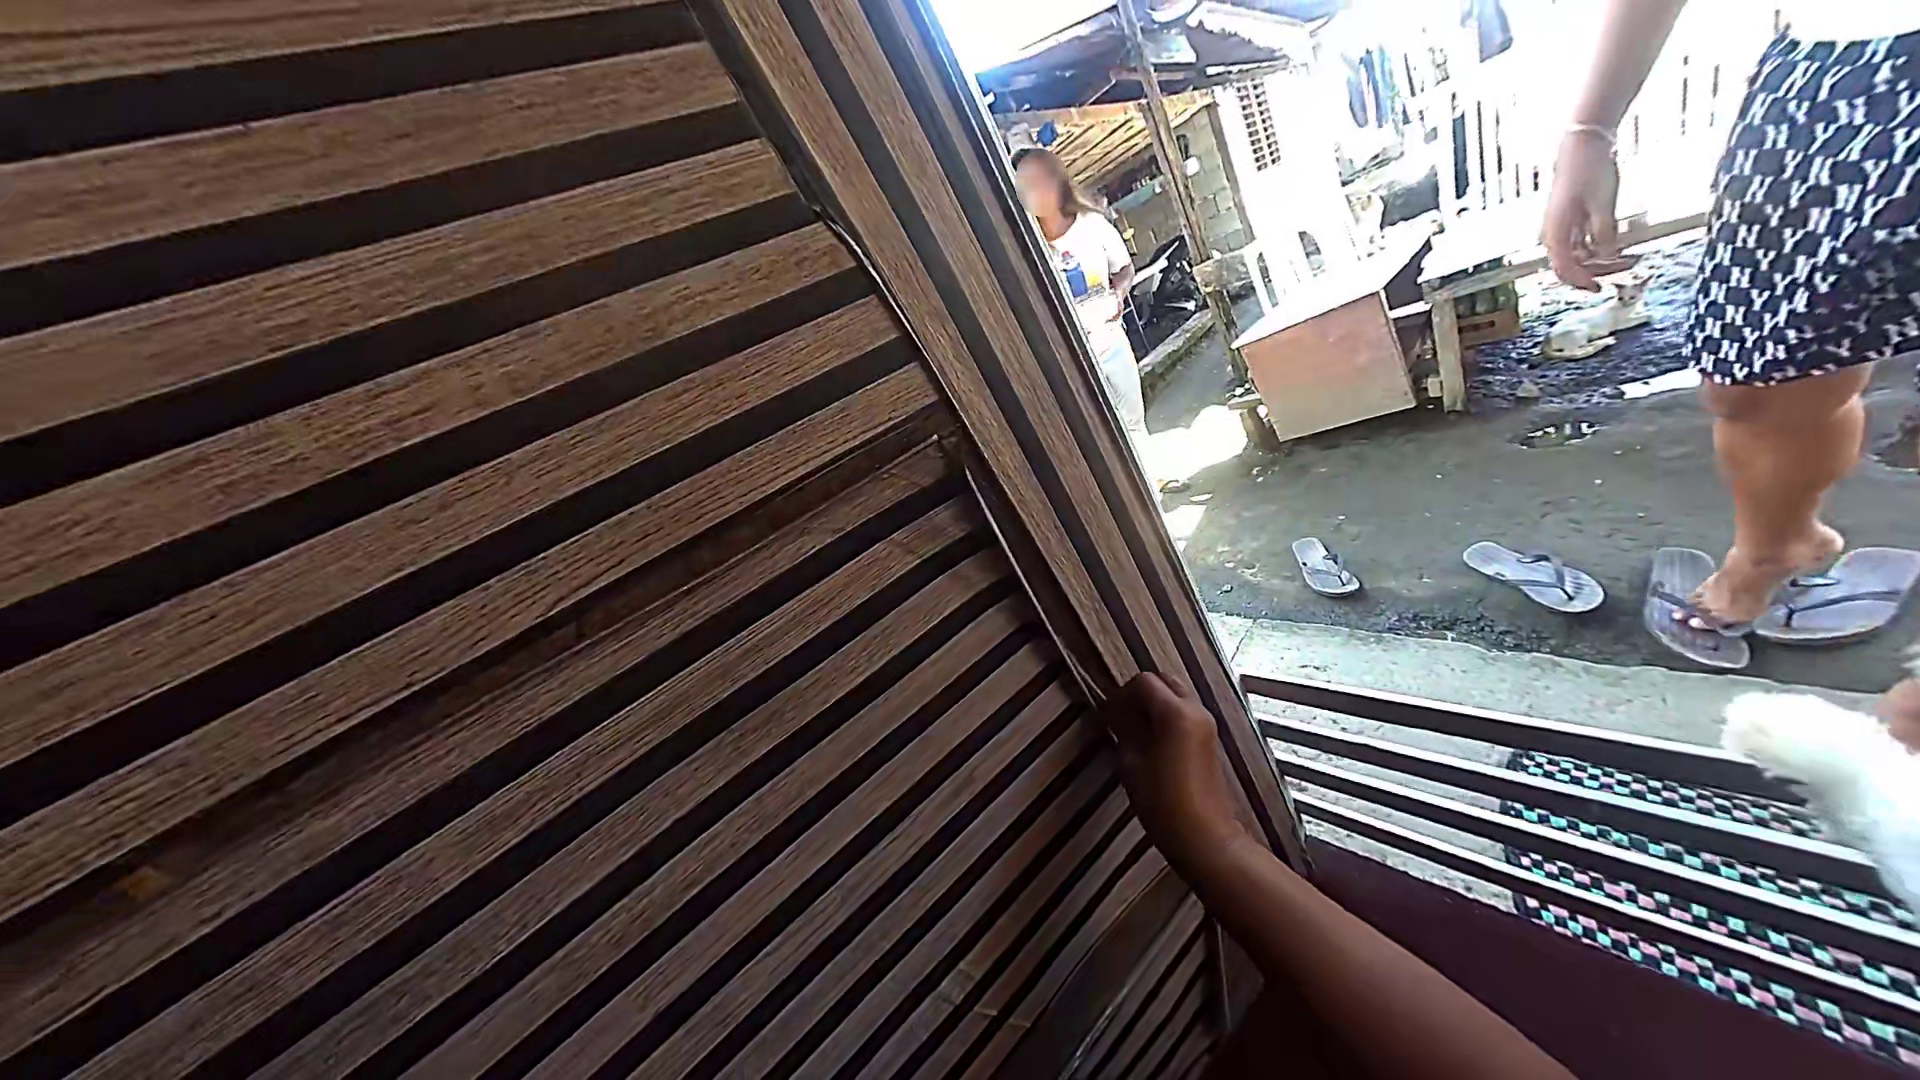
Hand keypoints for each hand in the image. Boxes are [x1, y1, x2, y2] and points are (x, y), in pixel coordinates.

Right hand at [1100, 674, 1250, 874]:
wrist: (1204, 837)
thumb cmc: (1162, 801)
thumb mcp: (1131, 762)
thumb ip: (1124, 728)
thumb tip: (1115, 711)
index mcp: (1175, 712)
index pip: (1144, 681)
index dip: (1122, 694)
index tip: (1108, 714)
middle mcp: (1195, 710)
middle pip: (1164, 681)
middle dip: (1140, 693)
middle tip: (1121, 717)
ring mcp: (1206, 724)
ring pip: (1176, 695)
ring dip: (1154, 704)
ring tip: (1135, 731)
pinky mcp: (1210, 739)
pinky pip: (1184, 712)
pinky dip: (1166, 716)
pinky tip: (1152, 741)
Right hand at [1543, 130, 1635, 289]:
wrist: (1581, 150)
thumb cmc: (1589, 173)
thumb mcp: (1602, 203)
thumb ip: (1603, 232)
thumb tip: (1607, 256)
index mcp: (1555, 234)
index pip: (1563, 267)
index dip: (1580, 280)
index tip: (1598, 288)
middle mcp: (1553, 236)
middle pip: (1568, 265)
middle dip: (1593, 271)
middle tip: (1623, 270)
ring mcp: (1561, 229)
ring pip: (1575, 256)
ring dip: (1597, 261)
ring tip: (1625, 259)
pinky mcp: (1570, 222)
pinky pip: (1580, 244)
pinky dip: (1596, 249)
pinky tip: (1614, 248)